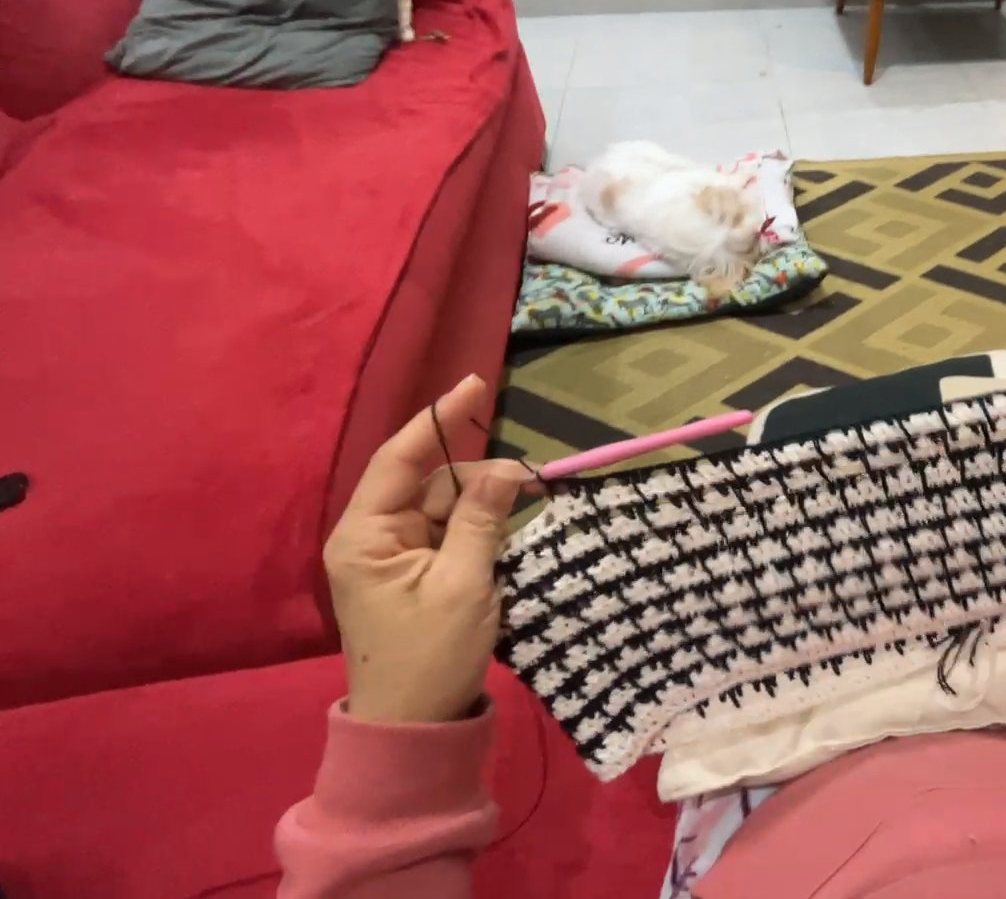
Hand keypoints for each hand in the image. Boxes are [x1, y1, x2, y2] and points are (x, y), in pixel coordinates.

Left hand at [323, 375, 530, 723]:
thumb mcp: (464, 583)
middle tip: (537, 481)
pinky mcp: (421, 569)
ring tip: (531, 504)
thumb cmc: (431, 654)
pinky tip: (513, 525)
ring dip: (490, 501)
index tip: (473, 384)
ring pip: (451, 503)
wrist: (417, 722)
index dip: (437, 419)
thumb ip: (483, 519)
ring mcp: (399, 553)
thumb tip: (508, 468)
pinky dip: (486, 522)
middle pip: (435, 481)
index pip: (400, 460)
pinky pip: (457, 528)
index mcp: (367, 535)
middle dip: (483, 476)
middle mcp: (377, 535)